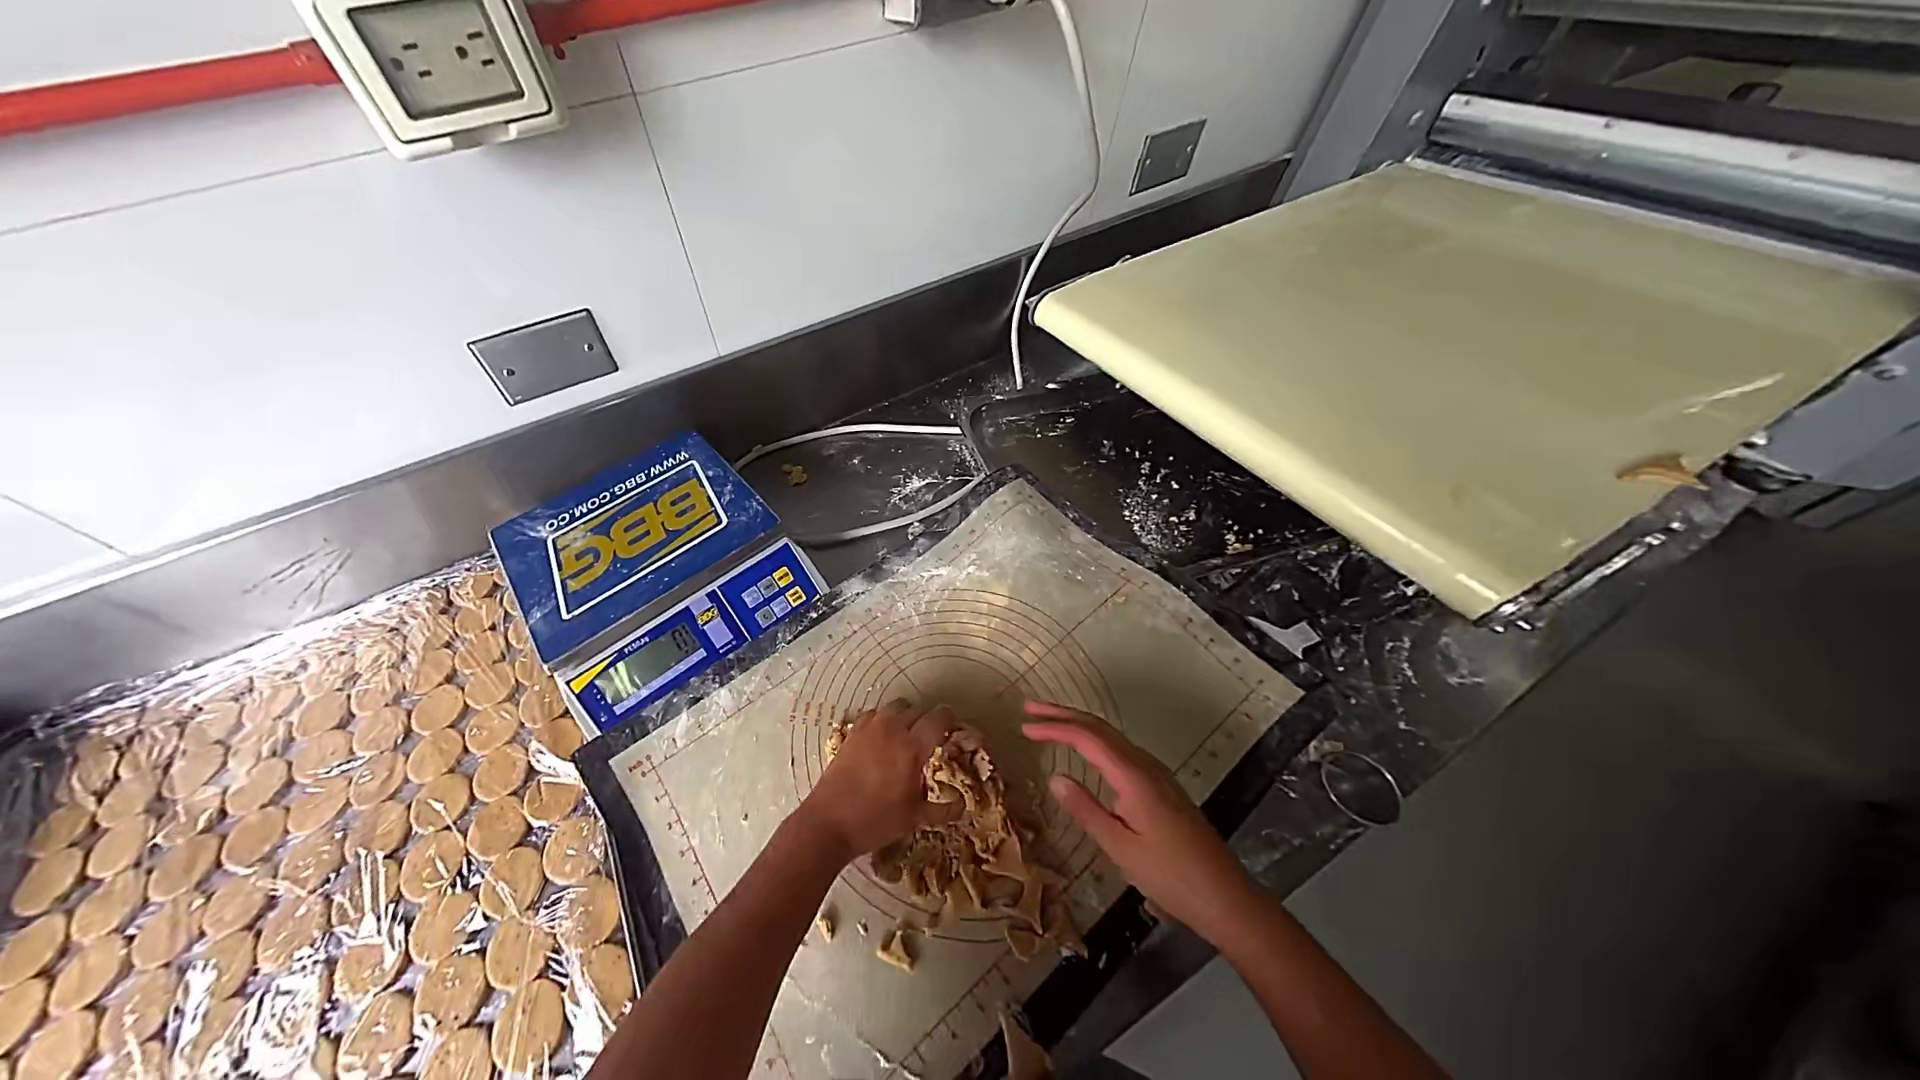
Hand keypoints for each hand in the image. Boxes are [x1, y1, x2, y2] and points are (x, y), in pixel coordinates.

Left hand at [795, 699, 956, 863]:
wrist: (829, 822)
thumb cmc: (876, 820)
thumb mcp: (914, 818)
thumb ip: (943, 810)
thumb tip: (962, 807)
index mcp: (913, 746)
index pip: (939, 718)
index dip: (949, 720)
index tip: (952, 729)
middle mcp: (893, 729)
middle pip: (918, 711)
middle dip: (928, 721)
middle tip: (929, 739)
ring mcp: (869, 728)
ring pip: (896, 707)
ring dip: (905, 716)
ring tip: (906, 735)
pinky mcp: (852, 733)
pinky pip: (874, 714)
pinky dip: (883, 720)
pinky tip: (882, 737)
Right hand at [1023, 701, 1256, 944]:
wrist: (1224, 895)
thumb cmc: (1170, 876)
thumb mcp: (1120, 848)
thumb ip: (1086, 810)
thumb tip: (1055, 776)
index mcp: (1133, 775)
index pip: (1087, 737)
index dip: (1054, 727)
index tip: (1024, 727)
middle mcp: (1145, 765)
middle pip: (1100, 727)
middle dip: (1064, 715)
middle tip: (1030, 710)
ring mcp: (1156, 773)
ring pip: (1112, 736)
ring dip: (1079, 725)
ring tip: (1050, 723)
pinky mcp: (1161, 786)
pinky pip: (1121, 750)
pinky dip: (1096, 741)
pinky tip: (1086, 751)